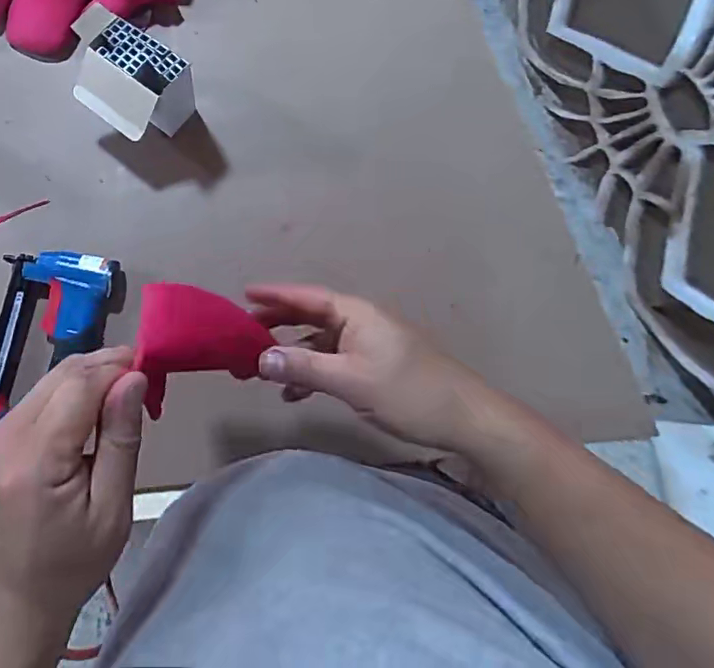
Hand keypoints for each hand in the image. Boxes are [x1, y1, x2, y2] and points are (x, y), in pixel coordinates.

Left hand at [0, 347, 146, 631]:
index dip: (116, 369)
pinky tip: (98, 406)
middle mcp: (9, 436)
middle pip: (64, 374)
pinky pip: (44, 392)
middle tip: (143, 381)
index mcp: (34, 460)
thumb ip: (121, 439)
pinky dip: (75, 389)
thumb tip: (133, 379)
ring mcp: (0, 431)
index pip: (79, 387)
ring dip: (92, 375)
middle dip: (107, 367)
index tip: (150, 373)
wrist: (23, 589)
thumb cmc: (75, 560)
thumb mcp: (113, 509)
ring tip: (125, 394)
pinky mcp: (2, 431)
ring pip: (54, 377)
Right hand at [247, 284, 520, 455]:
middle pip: (310, 316)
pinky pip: (333, 360)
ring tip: (263, 368)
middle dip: (278, 324)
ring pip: (320, 341)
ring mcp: (369, 343)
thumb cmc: (409, 392)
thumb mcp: (351, 381)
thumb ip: (304, 367)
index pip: (307, 296)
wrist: (469, 420)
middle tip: (245, 332)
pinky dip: (313, 372)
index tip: (245, 293)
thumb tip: (262, 358)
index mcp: (356, 313)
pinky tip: (296, 394)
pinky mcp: (375, 366)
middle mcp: (360, 321)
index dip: (275, 295)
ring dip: (293, 353)